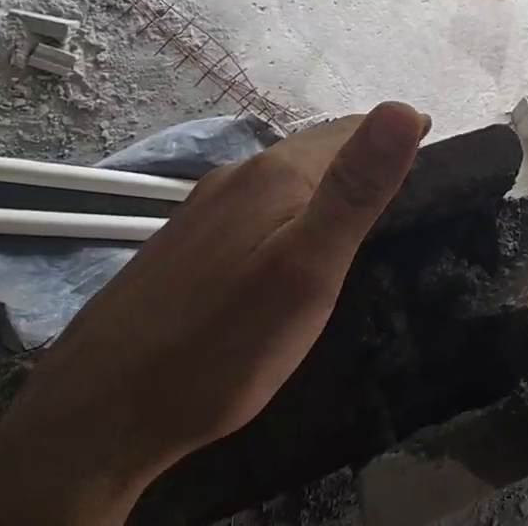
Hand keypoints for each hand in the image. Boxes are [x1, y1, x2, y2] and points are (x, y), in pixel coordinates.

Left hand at [0, 102, 427, 524]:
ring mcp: (200, 210)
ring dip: (323, 172)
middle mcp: (236, 178)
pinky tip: (284, 233)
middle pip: (314, 147)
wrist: (92, 420)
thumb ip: (358, 188)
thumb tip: (402, 107)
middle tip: (405, 164)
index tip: (434, 139)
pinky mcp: (179, 244)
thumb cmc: (223, 346)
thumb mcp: (310, 270)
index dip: (395, 134)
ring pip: (280, 175)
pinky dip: (287, 201)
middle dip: (361, 147)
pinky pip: (252, 202)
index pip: (350, 131)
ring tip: (356, 192)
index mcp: (276, 176)